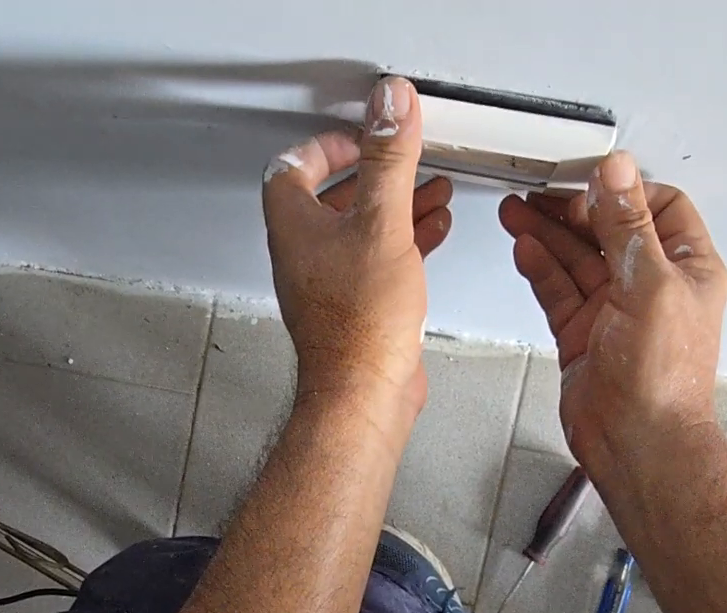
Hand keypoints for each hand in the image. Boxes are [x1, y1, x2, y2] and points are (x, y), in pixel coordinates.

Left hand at [263, 76, 452, 436]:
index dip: (328, 143)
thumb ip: (387, 161)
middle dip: (375, 174)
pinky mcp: (355, 308)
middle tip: (401, 161)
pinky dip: (403, 241)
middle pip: (333, 197)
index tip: (362, 137)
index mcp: (295, 229)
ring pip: (360, 230)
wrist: (364, 392)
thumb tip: (389, 106)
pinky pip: (377, 261)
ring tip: (430, 190)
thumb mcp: (383, 225)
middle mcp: (305, 256)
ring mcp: (328, 284)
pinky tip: (432, 233)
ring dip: (395, 206)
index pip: (293, 166)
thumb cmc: (359, 327)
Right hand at [498, 153, 726, 469]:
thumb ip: (628, 227)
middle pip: (606, 231)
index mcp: (685, 268)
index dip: (621, 190)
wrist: (636, 440)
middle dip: (571, 209)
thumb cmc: (662, 379)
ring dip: (546, 234)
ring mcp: (612, 312)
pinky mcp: (581, 336)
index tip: (587, 177)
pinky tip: (525, 249)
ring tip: (517, 211)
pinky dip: (539, 269)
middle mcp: (649, 287)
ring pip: (575, 260)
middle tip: (538, 191)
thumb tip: (617, 172)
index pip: (655, 209)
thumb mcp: (650, 286)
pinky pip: (557, 292)